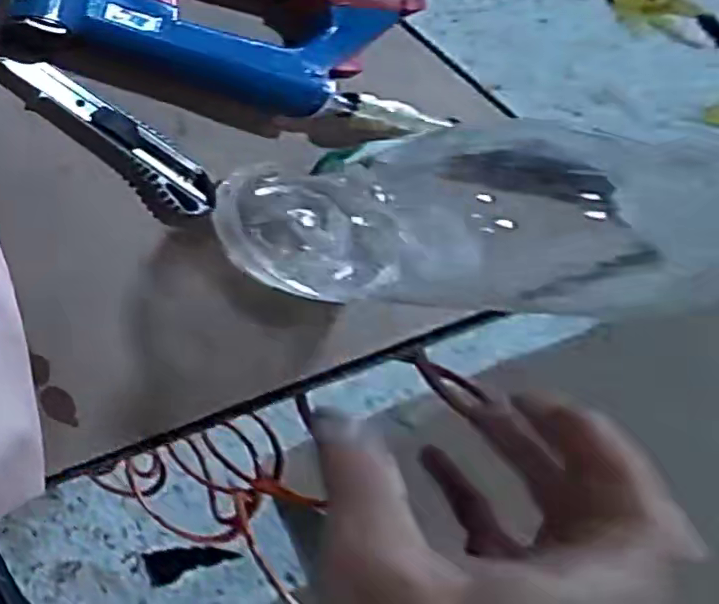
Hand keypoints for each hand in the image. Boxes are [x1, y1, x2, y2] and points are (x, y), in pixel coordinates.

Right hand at [313, 390, 705, 603]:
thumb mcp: (375, 555)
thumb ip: (358, 475)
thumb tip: (334, 413)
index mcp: (590, 594)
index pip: (642, 519)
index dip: (601, 451)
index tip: (531, 395)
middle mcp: (590, 603)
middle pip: (599, 520)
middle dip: (536, 447)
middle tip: (473, 393)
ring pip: (560, 536)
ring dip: (509, 472)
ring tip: (452, 420)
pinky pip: (521, 555)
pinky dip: (482, 506)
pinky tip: (428, 472)